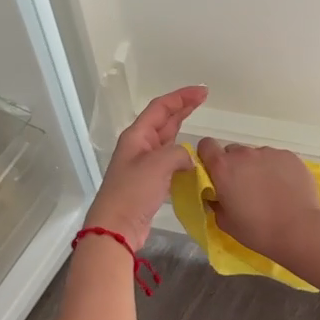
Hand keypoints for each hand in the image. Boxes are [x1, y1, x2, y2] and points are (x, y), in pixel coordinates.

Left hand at [83, 86, 207, 249]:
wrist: (116, 227)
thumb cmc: (133, 191)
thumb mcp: (158, 165)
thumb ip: (178, 153)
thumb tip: (188, 159)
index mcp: (137, 136)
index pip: (160, 108)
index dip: (181, 97)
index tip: (202, 92)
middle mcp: (139, 146)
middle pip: (162, 121)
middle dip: (182, 108)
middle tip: (203, 98)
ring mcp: (143, 165)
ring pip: (165, 140)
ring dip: (181, 130)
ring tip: (198, 122)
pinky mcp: (148, 183)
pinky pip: (168, 161)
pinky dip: (181, 156)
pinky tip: (192, 159)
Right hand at [195, 138, 319, 256]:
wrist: (298, 230)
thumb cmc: (257, 230)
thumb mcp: (225, 222)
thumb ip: (216, 203)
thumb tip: (216, 195)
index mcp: (223, 168)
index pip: (206, 146)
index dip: (208, 157)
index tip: (215, 172)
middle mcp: (244, 154)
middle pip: (233, 152)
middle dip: (235, 166)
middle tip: (244, 188)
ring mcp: (269, 153)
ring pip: (256, 156)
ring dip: (257, 168)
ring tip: (270, 190)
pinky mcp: (289, 156)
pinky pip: (276, 159)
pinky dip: (277, 169)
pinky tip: (286, 188)